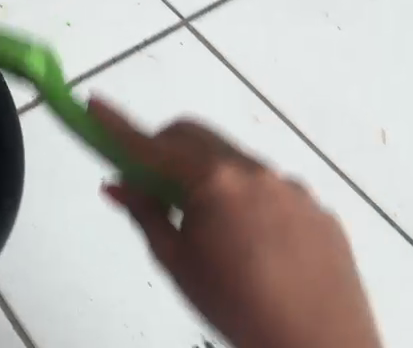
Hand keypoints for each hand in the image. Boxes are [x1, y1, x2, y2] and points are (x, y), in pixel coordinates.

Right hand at [90, 98, 382, 347]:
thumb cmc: (237, 308)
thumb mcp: (176, 262)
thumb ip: (145, 213)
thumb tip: (116, 184)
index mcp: (214, 182)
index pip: (150, 145)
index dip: (116, 124)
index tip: (92, 103)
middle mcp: (254, 171)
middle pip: (192, 136)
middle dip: (163, 147)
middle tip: (151, 183)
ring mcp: (292, 188)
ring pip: (231, 159)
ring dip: (206, 173)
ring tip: (210, 226)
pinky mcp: (320, 210)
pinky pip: (270, 187)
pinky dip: (246, 198)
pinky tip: (253, 242)